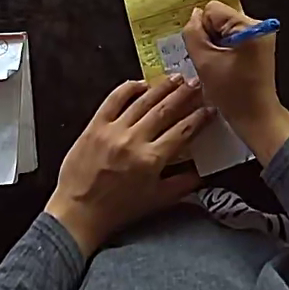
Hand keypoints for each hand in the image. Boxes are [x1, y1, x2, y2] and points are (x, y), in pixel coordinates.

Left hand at [45, 74, 211, 256]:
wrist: (79, 211)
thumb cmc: (119, 209)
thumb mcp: (157, 201)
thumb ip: (182, 185)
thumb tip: (202, 172)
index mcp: (151, 159)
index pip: (182, 131)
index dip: (199, 118)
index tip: (209, 108)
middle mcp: (134, 140)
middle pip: (165, 110)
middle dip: (184, 94)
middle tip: (196, 83)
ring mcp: (113, 130)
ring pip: (143, 101)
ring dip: (162, 87)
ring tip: (176, 77)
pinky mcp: (95, 125)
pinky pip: (114, 100)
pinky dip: (128, 88)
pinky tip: (141, 83)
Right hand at [182, 2, 288, 165]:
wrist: (256, 117)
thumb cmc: (233, 94)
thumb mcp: (204, 62)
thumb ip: (193, 33)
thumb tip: (194, 15)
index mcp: (249, 27)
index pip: (212, 10)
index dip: (203, 30)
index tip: (208, 52)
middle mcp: (259, 26)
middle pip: (220, 17)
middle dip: (211, 37)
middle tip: (213, 61)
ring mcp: (261, 35)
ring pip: (225, 28)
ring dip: (217, 44)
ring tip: (220, 66)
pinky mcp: (259, 45)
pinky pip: (234, 37)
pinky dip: (226, 50)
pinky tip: (227, 67)